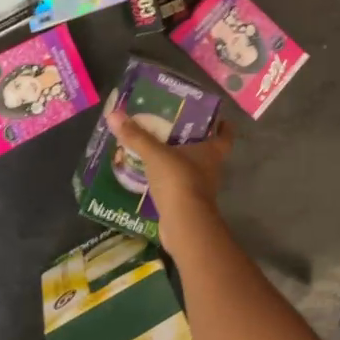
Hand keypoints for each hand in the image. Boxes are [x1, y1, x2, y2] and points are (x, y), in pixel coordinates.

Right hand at [106, 106, 233, 219]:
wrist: (183, 225)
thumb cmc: (178, 180)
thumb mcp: (155, 154)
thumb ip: (136, 136)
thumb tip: (114, 113)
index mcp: (211, 151)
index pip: (225, 136)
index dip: (223, 126)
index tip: (217, 118)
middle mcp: (210, 169)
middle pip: (208, 151)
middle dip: (195, 141)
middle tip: (175, 128)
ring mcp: (200, 189)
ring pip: (192, 169)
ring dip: (179, 162)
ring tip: (158, 150)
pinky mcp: (187, 205)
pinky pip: (178, 187)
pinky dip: (168, 181)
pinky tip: (151, 176)